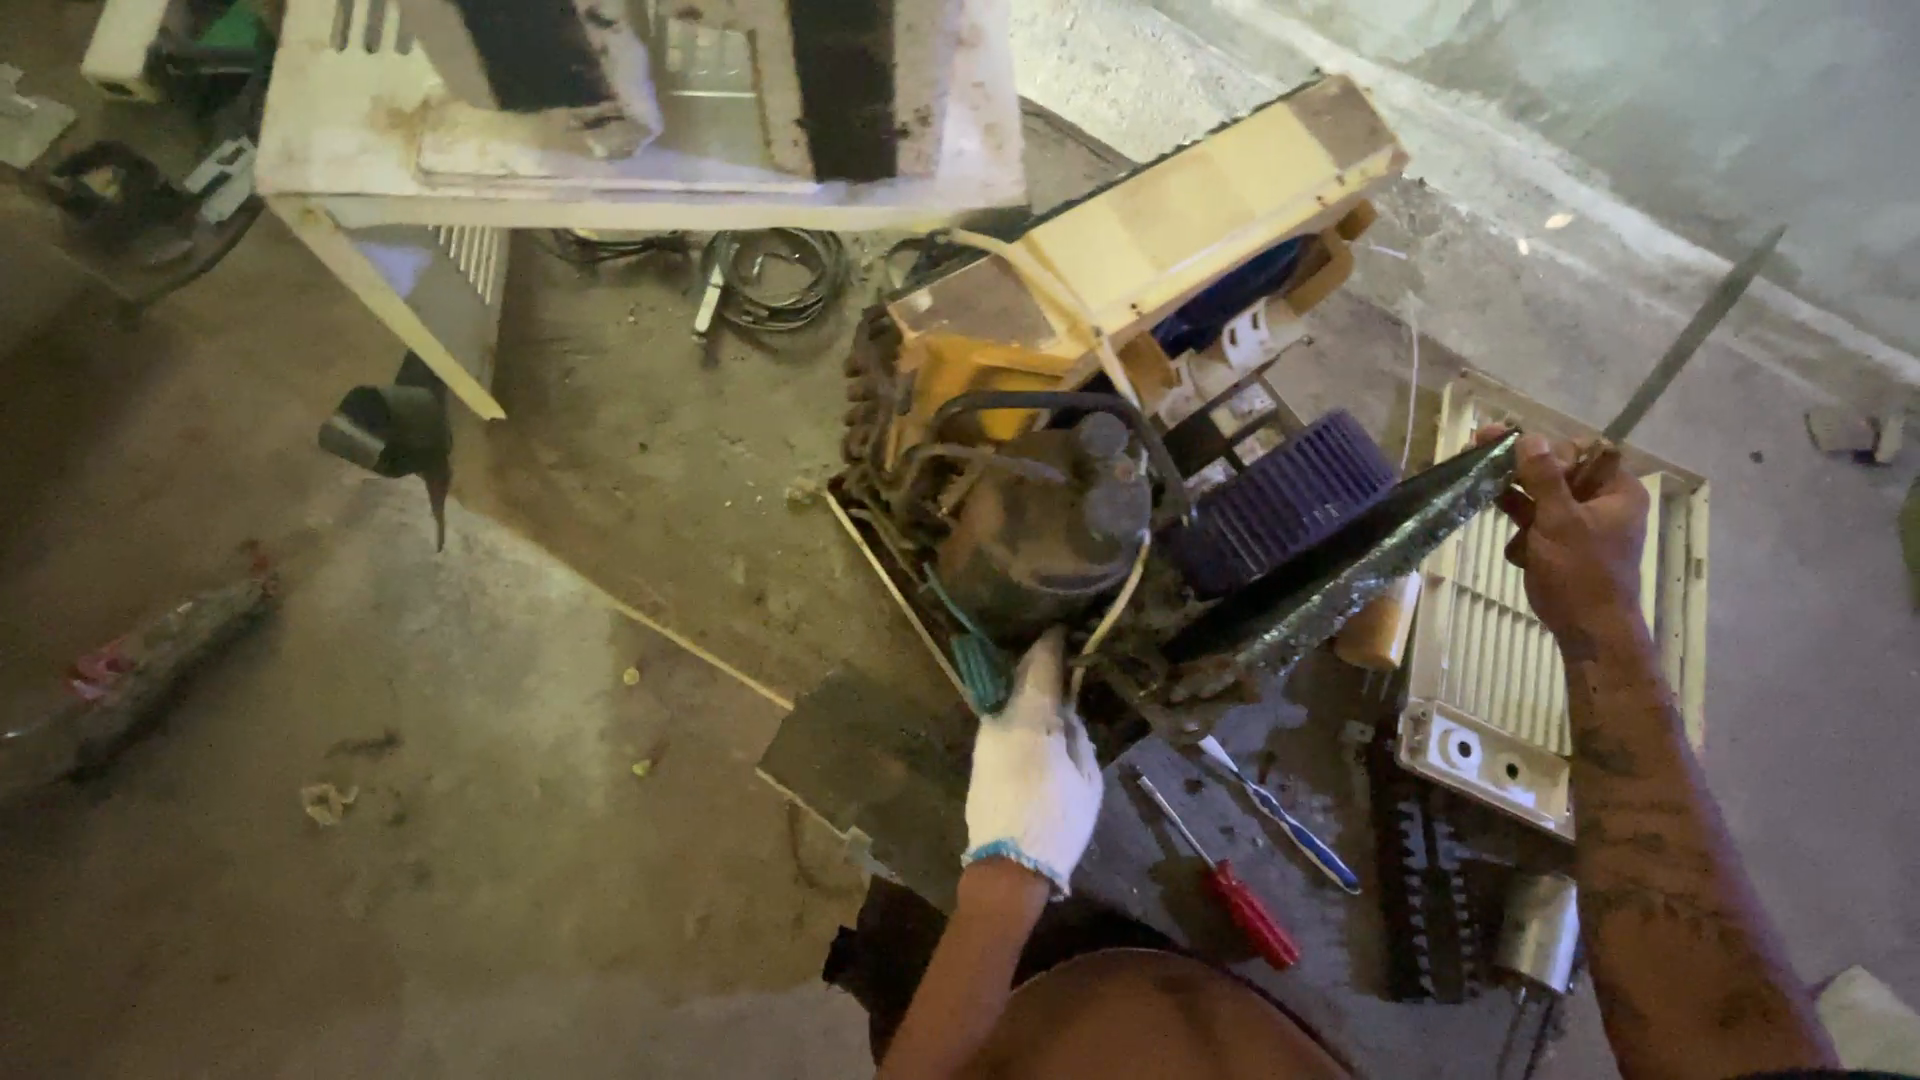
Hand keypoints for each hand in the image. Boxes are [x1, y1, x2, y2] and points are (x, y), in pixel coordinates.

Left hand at [963, 627, 1103, 895]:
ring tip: (1049, 679)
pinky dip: (1018, 706)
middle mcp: (1002, 718)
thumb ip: (1077, 736)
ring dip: (1026, 684)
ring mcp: (985, 735)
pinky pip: (1002, 717)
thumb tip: (1067, 713)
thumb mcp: (1087, 779)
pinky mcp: (979, 753)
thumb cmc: (1057, 823)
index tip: (1063, 629)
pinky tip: (1033, 710)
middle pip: (1019, 676)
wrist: (1006, 866)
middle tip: (1058, 649)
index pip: (1041, 666)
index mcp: (1032, 719)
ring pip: (1008, 696)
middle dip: (1037, 659)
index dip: (1052, 643)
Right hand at [1476, 427, 1649, 645]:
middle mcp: (1598, 501)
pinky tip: (1493, 512)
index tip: (1510, 442)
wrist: (1586, 625)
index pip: (1582, 452)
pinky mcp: (1553, 540)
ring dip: (1510, 488)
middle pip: (1555, 470)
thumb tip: (1529, 438)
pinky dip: (1515, 517)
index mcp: (1615, 492)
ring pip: (1538, 493)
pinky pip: (1531, 517)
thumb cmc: (1582, 571)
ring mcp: (1574, 521)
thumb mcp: (1560, 520)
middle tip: (1480, 444)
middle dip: (1519, 463)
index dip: (1547, 446)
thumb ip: (1543, 478)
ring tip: (1476, 472)